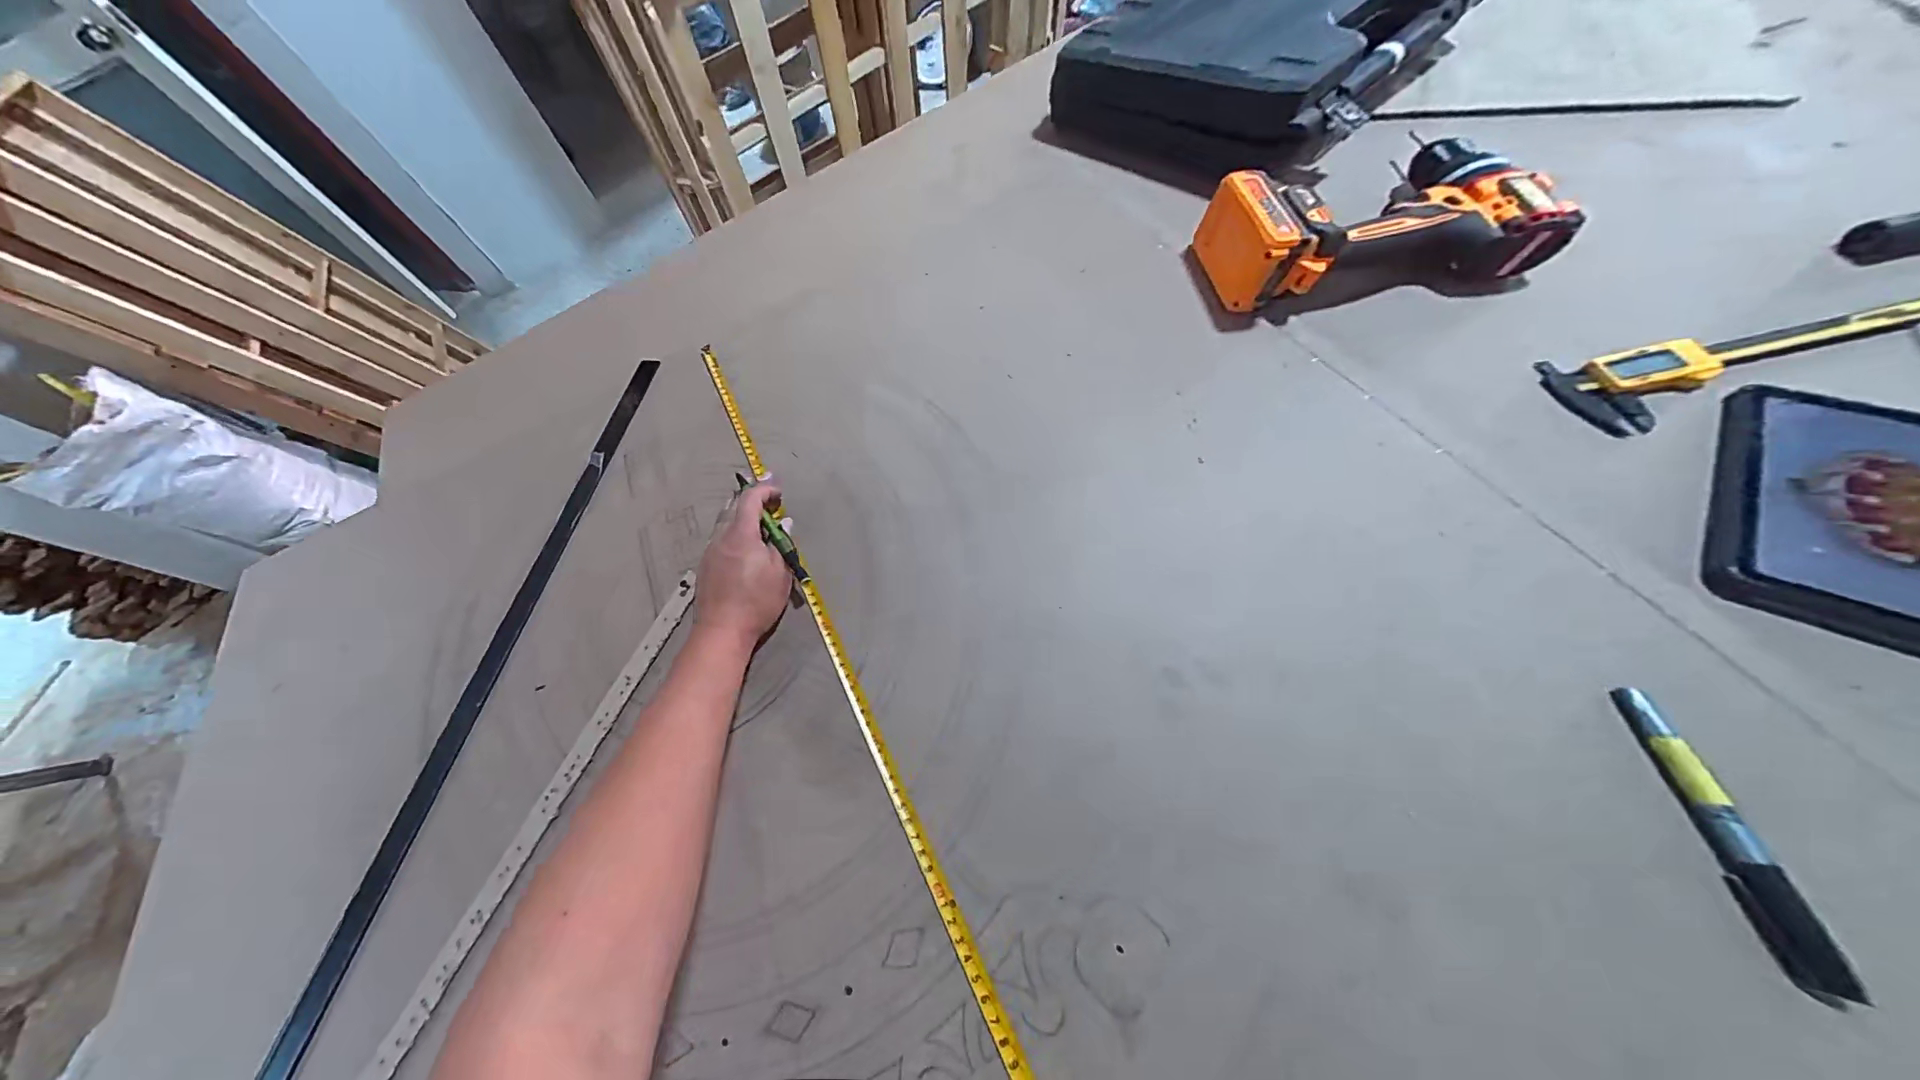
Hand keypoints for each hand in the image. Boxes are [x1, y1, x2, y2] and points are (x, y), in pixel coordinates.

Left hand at [695, 480, 791, 646]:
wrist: (722, 630)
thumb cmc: (756, 602)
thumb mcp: (779, 573)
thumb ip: (781, 545)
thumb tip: (784, 525)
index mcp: (740, 535)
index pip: (749, 499)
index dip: (765, 490)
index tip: (779, 492)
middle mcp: (721, 538)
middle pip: (734, 508)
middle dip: (754, 502)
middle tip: (773, 505)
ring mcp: (710, 552)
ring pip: (726, 524)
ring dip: (744, 520)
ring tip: (763, 528)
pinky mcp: (706, 567)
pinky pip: (722, 540)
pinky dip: (736, 535)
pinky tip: (747, 550)